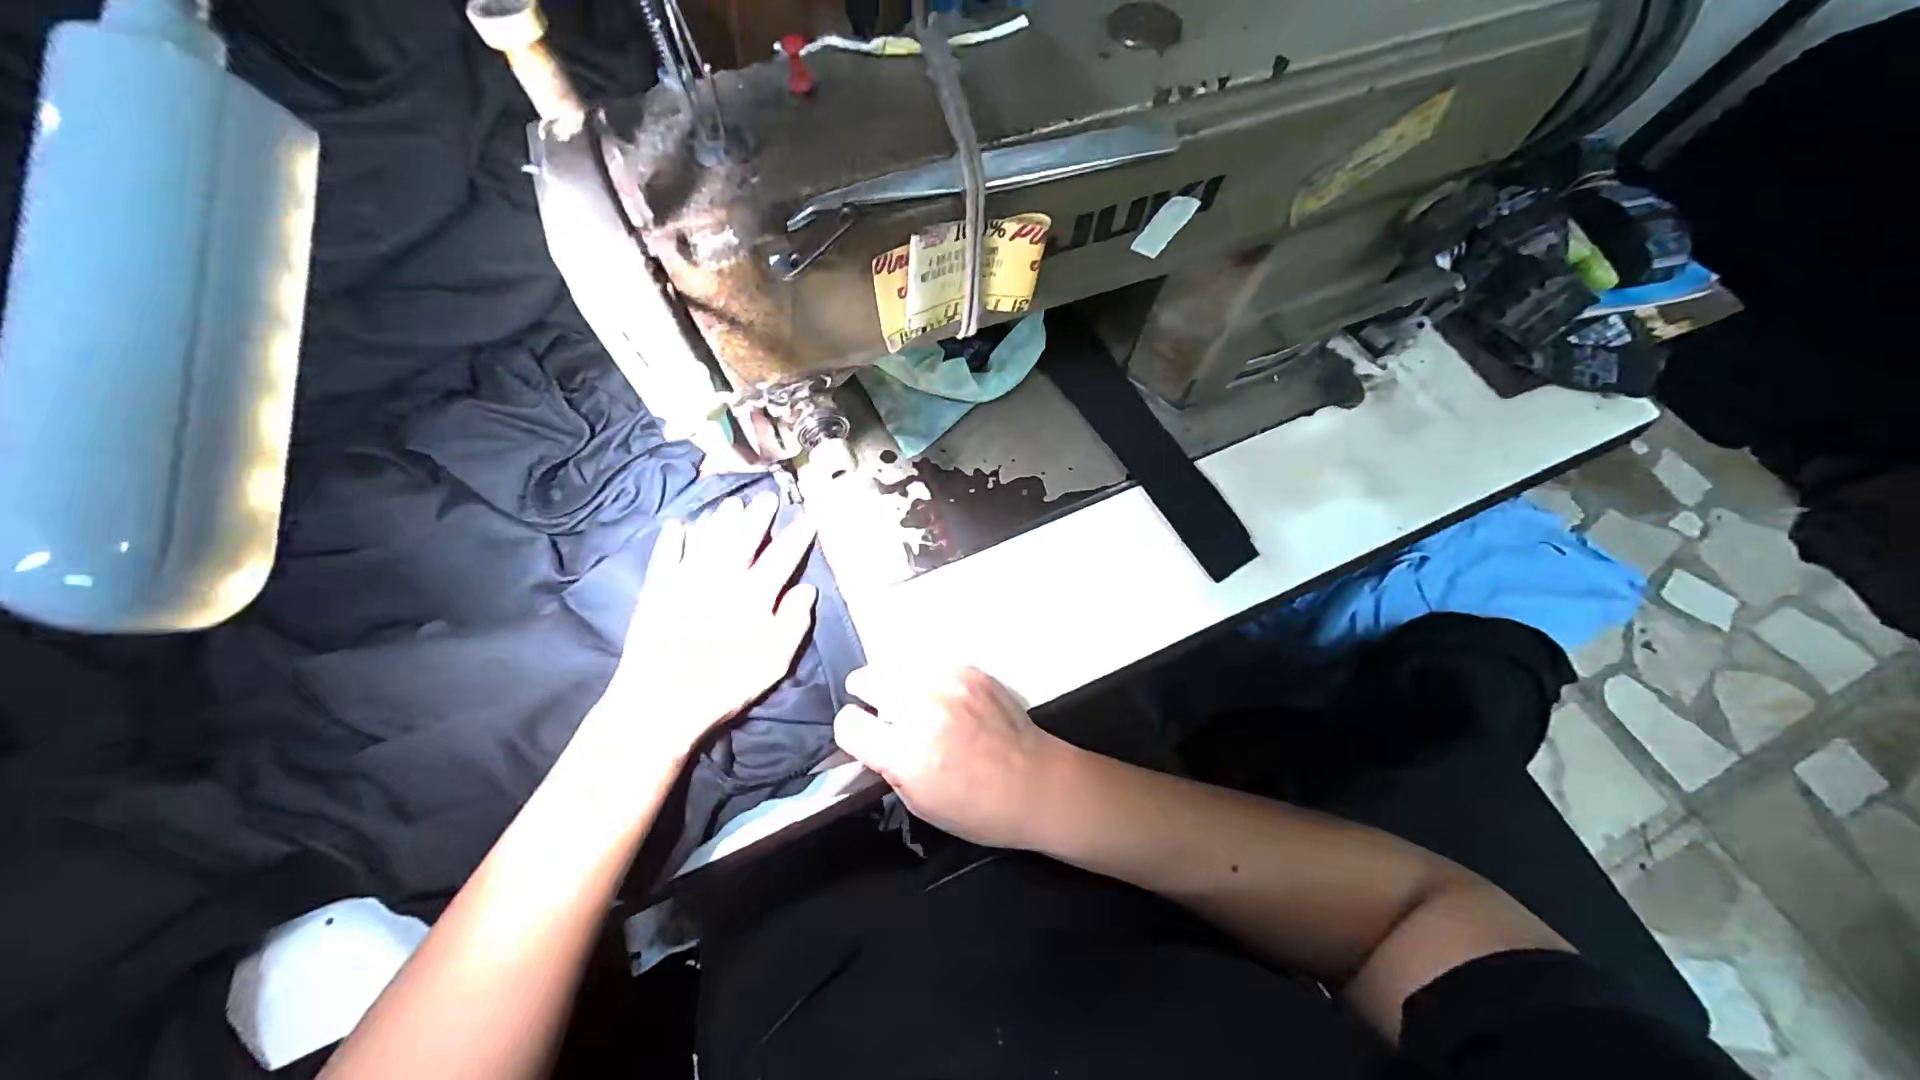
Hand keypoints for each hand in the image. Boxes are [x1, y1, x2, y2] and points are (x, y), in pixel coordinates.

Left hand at [601, 494, 817, 759]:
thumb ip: (794, 621)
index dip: (797, 536)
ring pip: (707, 540)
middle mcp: (722, 578)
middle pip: (744, 539)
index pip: (782, 557)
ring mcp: (686, 581)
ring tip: (731, 504)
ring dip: (720, 520)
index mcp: (754, 594)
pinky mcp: (657, 590)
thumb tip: (807, 589)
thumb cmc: (726, 683)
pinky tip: (678, 527)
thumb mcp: (775, 660)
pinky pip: (665, 556)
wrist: (662, 698)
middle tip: (767, 498)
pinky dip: (672, 540)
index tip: (808, 518)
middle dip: (758, 517)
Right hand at [833, 665, 1073, 850]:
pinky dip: (928, 679)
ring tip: (909, 701)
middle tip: (877, 709)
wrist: (1036, 784)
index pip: (849, 723)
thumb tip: (869, 740)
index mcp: (907, 754)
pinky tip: (941, 698)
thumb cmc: (978, 809)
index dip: (851, 731)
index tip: (861, 734)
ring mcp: (949, 685)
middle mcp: (923, 711)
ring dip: (896, 683)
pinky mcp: (970, 672)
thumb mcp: (919, 802)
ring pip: (897, 666)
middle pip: (867, 680)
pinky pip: (931, 665)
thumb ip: (889, 765)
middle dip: (865, 695)